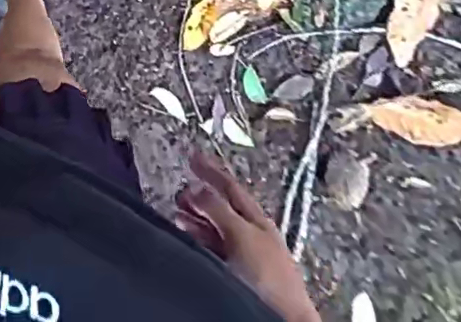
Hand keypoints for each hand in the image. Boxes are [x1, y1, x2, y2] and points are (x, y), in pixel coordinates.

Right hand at [175, 152, 320, 321]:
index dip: (210, 169)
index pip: (230, 186)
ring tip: (177, 215)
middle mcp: (252, 234)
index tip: (192, 156)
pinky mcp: (239, 276)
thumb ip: (217, 208)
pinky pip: (214, 249)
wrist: (283, 320)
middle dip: (199, 196)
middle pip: (222, 207)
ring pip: (216, 229)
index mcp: (256, 219)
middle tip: (179, 192)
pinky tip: (189, 242)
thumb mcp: (241, 234)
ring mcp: (246, 256)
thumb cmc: (268, 276)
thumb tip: (195, 187)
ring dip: (196, 219)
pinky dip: (199, 240)